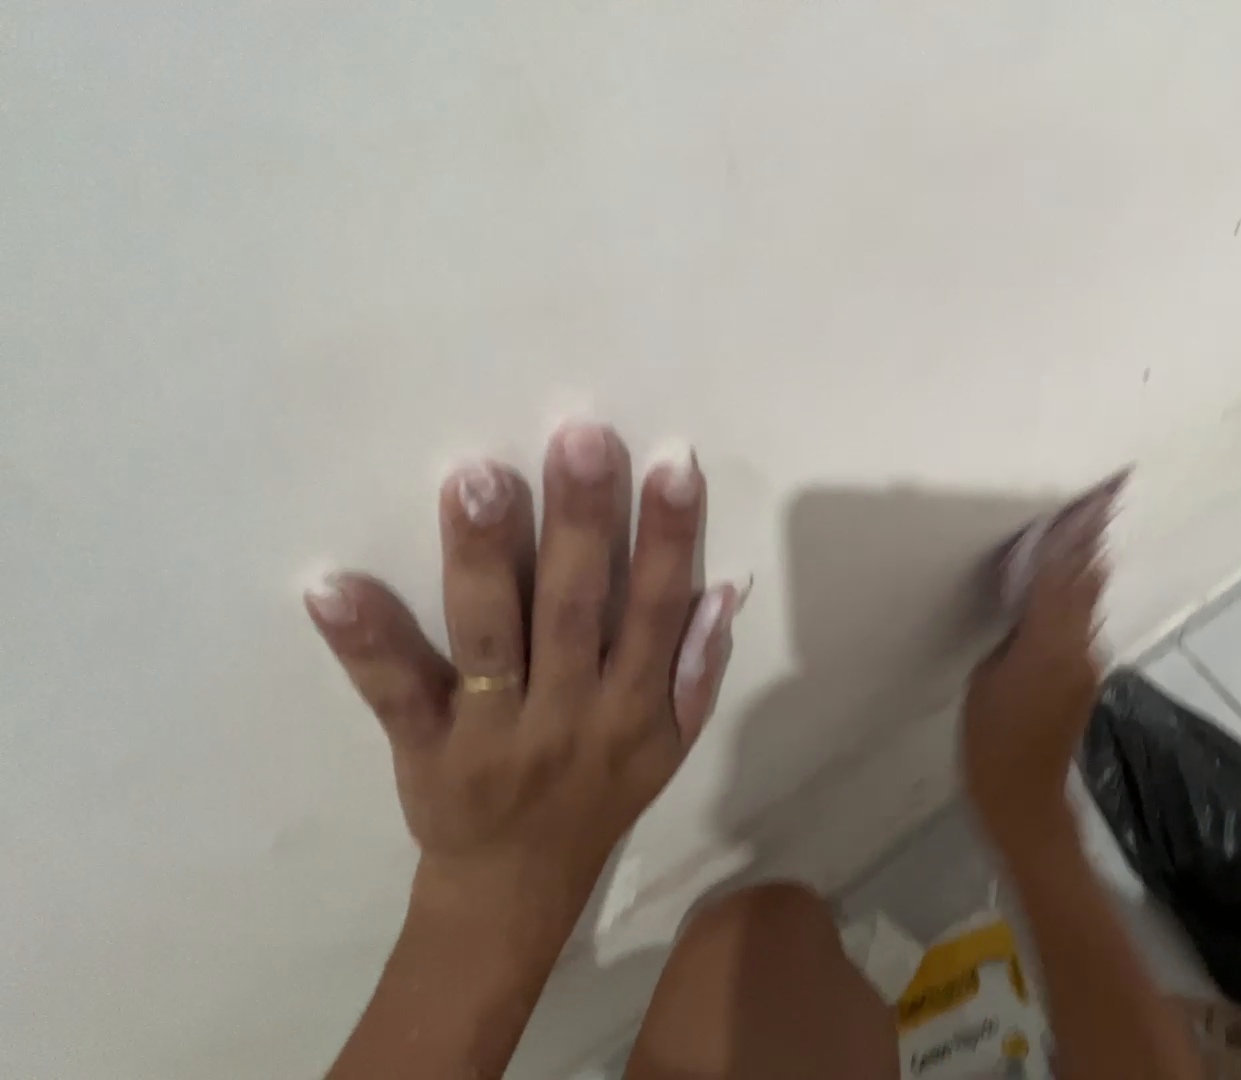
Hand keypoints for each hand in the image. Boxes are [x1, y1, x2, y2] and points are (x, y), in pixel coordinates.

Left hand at [305, 423, 744, 925]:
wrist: (516, 882)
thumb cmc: (606, 796)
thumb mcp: (674, 744)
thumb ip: (698, 668)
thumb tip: (723, 590)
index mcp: (635, 707)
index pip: (657, 611)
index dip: (669, 538)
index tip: (673, 465)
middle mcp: (570, 711)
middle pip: (575, 610)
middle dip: (581, 523)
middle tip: (578, 438)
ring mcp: (493, 730)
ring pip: (491, 637)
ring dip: (483, 558)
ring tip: (475, 479)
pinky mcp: (423, 746)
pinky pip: (395, 693)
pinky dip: (366, 641)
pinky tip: (330, 585)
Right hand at [962, 481, 1117, 856]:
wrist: (1025, 797)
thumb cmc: (990, 741)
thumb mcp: (985, 677)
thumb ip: (1012, 633)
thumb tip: (1026, 606)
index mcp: (1046, 642)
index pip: (1060, 574)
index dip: (1072, 535)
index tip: (1088, 498)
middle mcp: (1077, 645)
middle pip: (1088, 579)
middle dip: (1094, 537)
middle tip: (1106, 494)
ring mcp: (1087, 661)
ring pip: (1091, 597)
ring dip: (1091, 559)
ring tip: (1094, 521)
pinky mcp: (1087, 675)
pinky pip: (1085, 619)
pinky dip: (1082, 589)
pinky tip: (1077, 573)